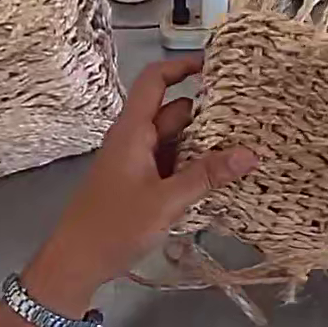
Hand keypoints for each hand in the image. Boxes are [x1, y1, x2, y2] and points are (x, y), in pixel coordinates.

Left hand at [22, 58, 256, 314]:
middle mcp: (134, 139)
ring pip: (174, 141)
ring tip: (243, 146)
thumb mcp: (166, 201)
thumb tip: (250, 153)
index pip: (155, 81)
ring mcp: (136, 162)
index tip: (215, 64)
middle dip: (207, 113)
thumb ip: (207, 176)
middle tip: (248, 117)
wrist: (76, 262)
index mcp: (133, 131)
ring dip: (202, 143)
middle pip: (173, 113)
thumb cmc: (114, 226)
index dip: (182, 67)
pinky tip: (218, 177)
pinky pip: (170, 164)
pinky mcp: (139, 183)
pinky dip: (191, 165)